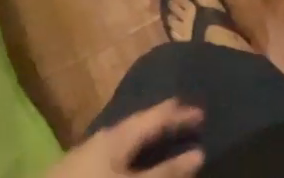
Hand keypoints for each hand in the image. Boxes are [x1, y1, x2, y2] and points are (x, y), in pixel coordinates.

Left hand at [45, 101, 203, 177]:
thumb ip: (164, 172)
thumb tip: (199, 153)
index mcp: (120, 133)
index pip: (157, 116)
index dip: (181, 114)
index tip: (204, 111)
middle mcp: (105, 135)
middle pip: (141, 123)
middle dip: (164, 121)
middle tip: (188, 119)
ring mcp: (89, 151)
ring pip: (126, 137)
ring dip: (148, 136)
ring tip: (165, 137)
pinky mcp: (79, 168)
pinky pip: (116, 150)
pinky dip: (133, 150)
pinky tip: (133, 159)